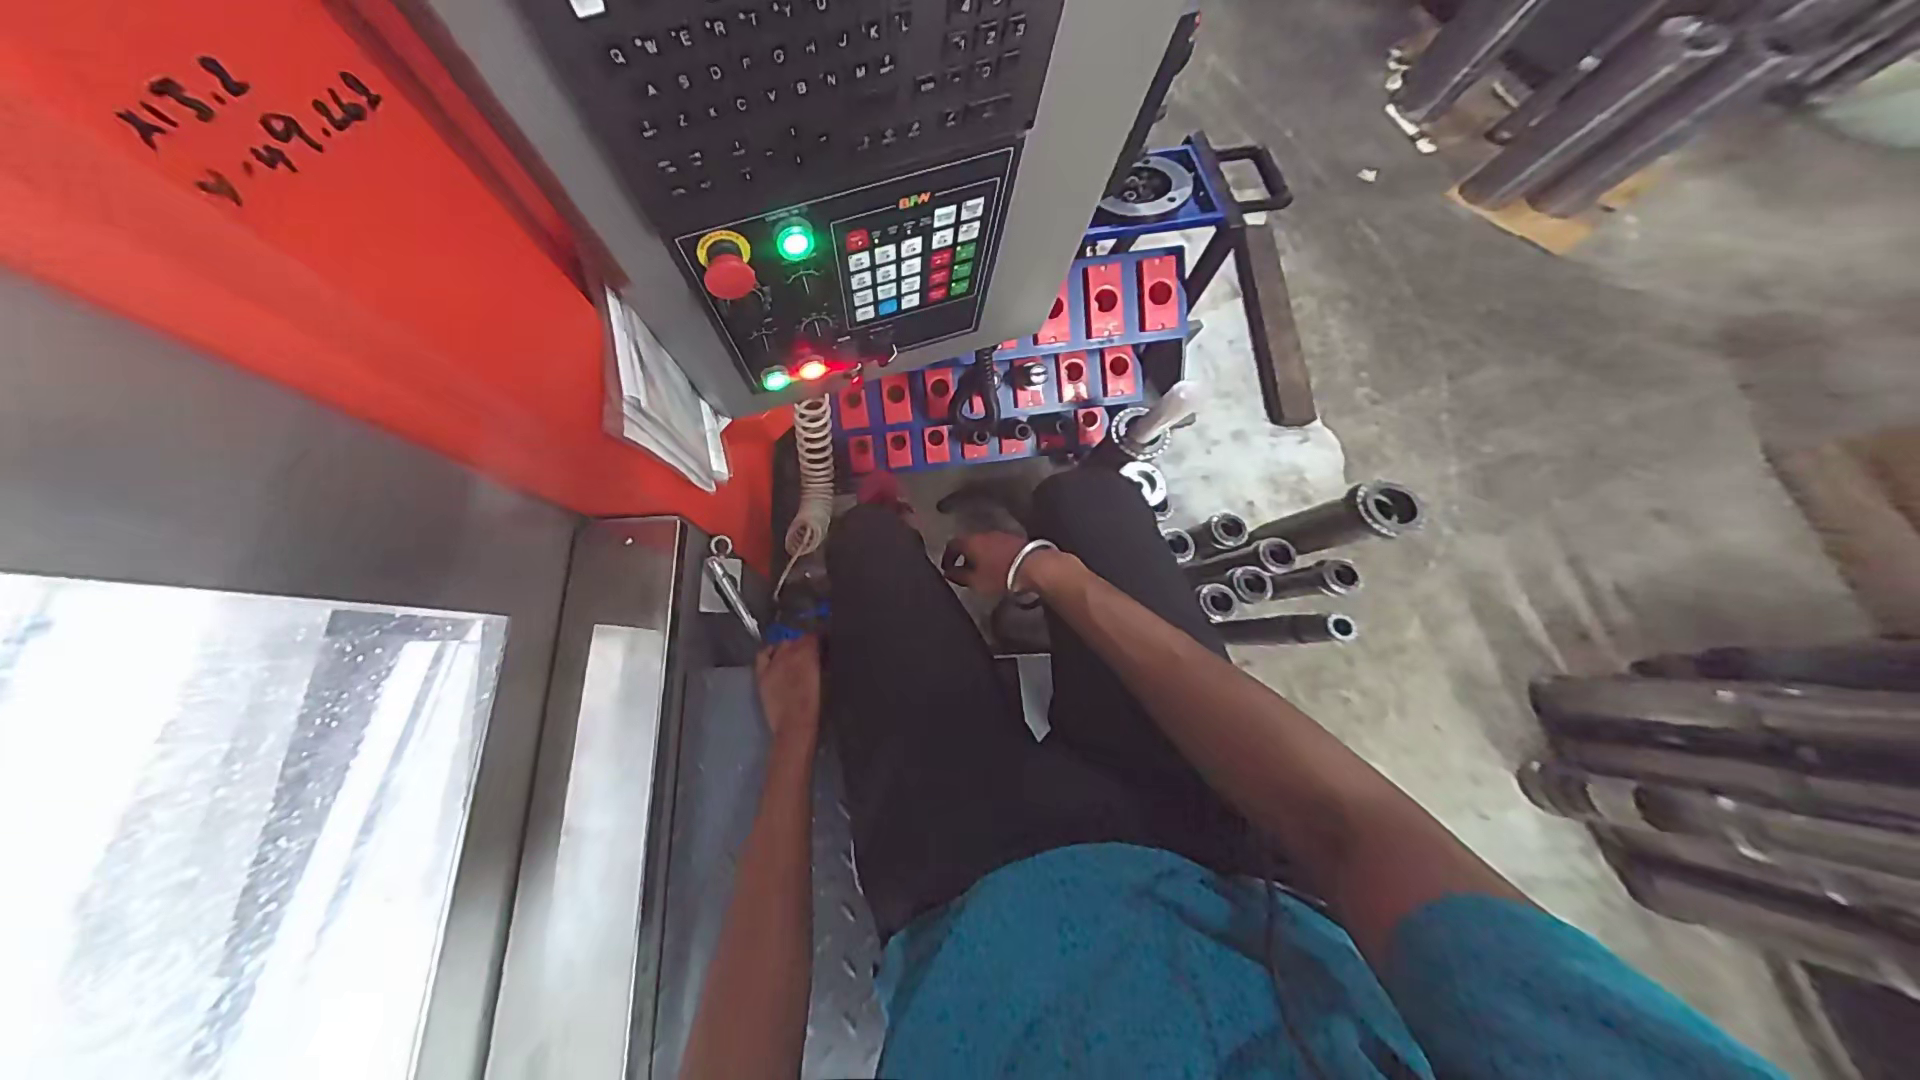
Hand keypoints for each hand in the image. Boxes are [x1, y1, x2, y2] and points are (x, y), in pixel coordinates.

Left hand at [755, 636, 820, 748]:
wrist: (795, 725)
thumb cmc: (816, 705)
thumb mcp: (826, 679)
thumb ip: (823, 663)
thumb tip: (823, 656)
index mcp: (809, 653)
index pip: (814, 636)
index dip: (820, 640)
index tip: (824, 647)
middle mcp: (790, 652)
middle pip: (798, 640)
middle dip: (805, 645)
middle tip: (811, 656)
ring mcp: (774, 662)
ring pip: (782, 645)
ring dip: (790, 648)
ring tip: (794, 658)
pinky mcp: (762, 673)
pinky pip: (763, 655)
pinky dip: (770, 653)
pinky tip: (775, 658)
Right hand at [946, 531, 1079, 600]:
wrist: (1032, 565)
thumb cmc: (999, 574)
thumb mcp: (975, 580)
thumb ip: (959, 575)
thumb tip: (948, 572)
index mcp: (970, 542)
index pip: (952, 545)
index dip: (947, 556)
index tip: (946, 568)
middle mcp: (983, 534)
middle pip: (968, 542)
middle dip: (964, 555)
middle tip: (963, 569)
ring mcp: (1000, 534)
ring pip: (983, 543)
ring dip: (979, 554)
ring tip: (981, 569)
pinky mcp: (1014, 539)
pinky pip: (997, 545)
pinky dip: (992, 553)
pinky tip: (997, 565)